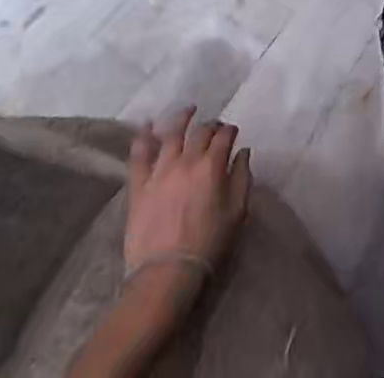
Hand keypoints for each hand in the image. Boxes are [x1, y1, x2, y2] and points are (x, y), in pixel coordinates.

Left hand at [125, 107, 252, 277]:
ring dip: (181, 118)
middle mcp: (185, 160)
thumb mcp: (236, 214)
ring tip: (188, 110)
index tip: (233, 132)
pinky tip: (147, 124)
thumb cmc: (208, 245)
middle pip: (199, 132)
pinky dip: (144, 135)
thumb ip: (242, 179)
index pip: (223, 137)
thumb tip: (243, 152)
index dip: (230, 131)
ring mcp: (160, 169)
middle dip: (210, 125)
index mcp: (211, 167)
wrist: (167, 273)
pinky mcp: (139, 183)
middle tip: (215, 126)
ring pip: (171, 134)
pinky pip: (139, 153)